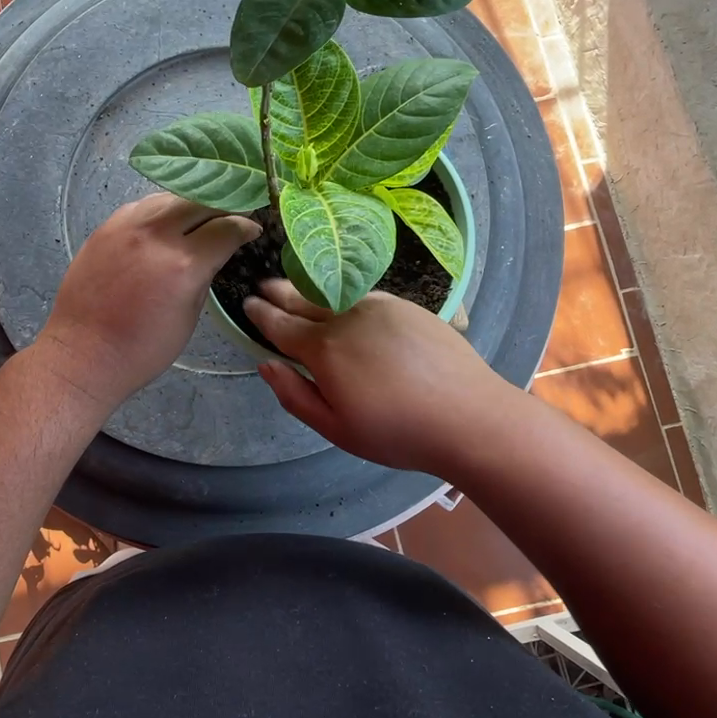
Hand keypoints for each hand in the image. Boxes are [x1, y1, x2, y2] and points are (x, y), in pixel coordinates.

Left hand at [34, 193, 260, 409]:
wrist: (84, 353)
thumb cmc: (141, 349)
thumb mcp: (189, 317)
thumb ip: (204, 277)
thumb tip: (214, 254)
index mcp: (184, 264)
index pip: (227, 227)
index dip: (246, 226)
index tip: (253, 230)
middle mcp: (156, 235)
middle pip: (201, 200)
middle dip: (223, 206)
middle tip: (232, 216)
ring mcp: (126, 226)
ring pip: (170, 197)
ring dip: (191, 203)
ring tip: (199, 217)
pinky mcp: (105, 227)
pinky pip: (142, 205)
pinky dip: (161, 210)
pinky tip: (164, 224)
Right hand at [244, 281, 521, 475]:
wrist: (470, 417)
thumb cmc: (397, 433)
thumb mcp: (336, 428)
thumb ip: (295, 396)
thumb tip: (266, 364)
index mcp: (324, 350)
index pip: (281, 326)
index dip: (260, 315)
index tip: (246, 304)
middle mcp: (347, 318)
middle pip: (304, 300)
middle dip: (279, 292)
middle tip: (262, 284)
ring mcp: (380, 307)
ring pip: (335, 293)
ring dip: (311, 289)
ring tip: (297, 288)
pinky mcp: (408, 307)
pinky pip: (365, 295)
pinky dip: (345, 295)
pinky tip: (344, 301)